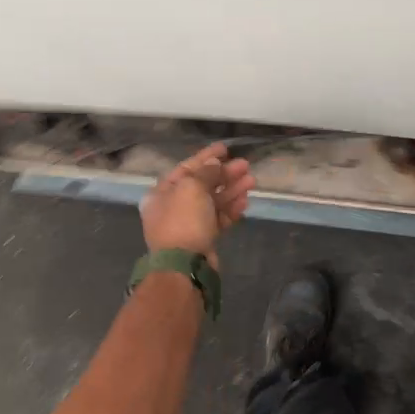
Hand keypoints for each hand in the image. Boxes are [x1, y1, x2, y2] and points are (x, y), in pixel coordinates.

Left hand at [139, 143, 253, 268]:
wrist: (185, 265)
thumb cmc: (183, 220)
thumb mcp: (192, 187)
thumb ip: (205, 171)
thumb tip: (215, 163)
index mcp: (162, 192)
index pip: (186, 167)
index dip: (206, 156)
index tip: (226, 148)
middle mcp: (173, 206)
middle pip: (203, 184)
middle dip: (225, 174)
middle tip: (245, 165)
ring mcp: (188, 224)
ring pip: (213, 201)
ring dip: (232, 190)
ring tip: (252, 181)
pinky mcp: (203, 238)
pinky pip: (218, 218)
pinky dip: (231, 209)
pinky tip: (245, 201)